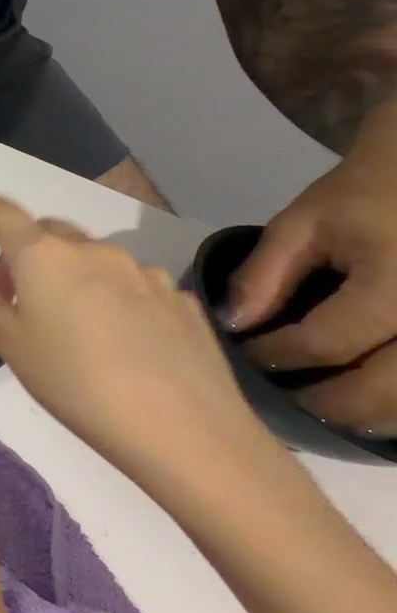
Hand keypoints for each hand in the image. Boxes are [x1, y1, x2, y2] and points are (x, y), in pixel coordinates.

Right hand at [0, 196, 266, 476]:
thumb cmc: (75, 381)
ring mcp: (144, 274)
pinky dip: (105, 296)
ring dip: (64, 275)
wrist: (188, 433)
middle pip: (44, 233)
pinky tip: (109, 340)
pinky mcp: (179, 302)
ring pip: (89, 259)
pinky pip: (128, 285)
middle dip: (17, 253)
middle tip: (3, 294)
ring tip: (59, 323)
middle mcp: (94, 251)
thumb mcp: (7, 340)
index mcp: (44, 254)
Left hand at [230, 103, 396, 434]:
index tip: (246, 355)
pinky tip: (381, 402)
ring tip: (332, 411)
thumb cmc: (366, 197)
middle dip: (332, 403)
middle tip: (288, 401)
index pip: (326, 342)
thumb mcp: (302, 226)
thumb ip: (263, 275)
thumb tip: (230, 324)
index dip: (277, 355)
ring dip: (380, 415)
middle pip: (388, 389)